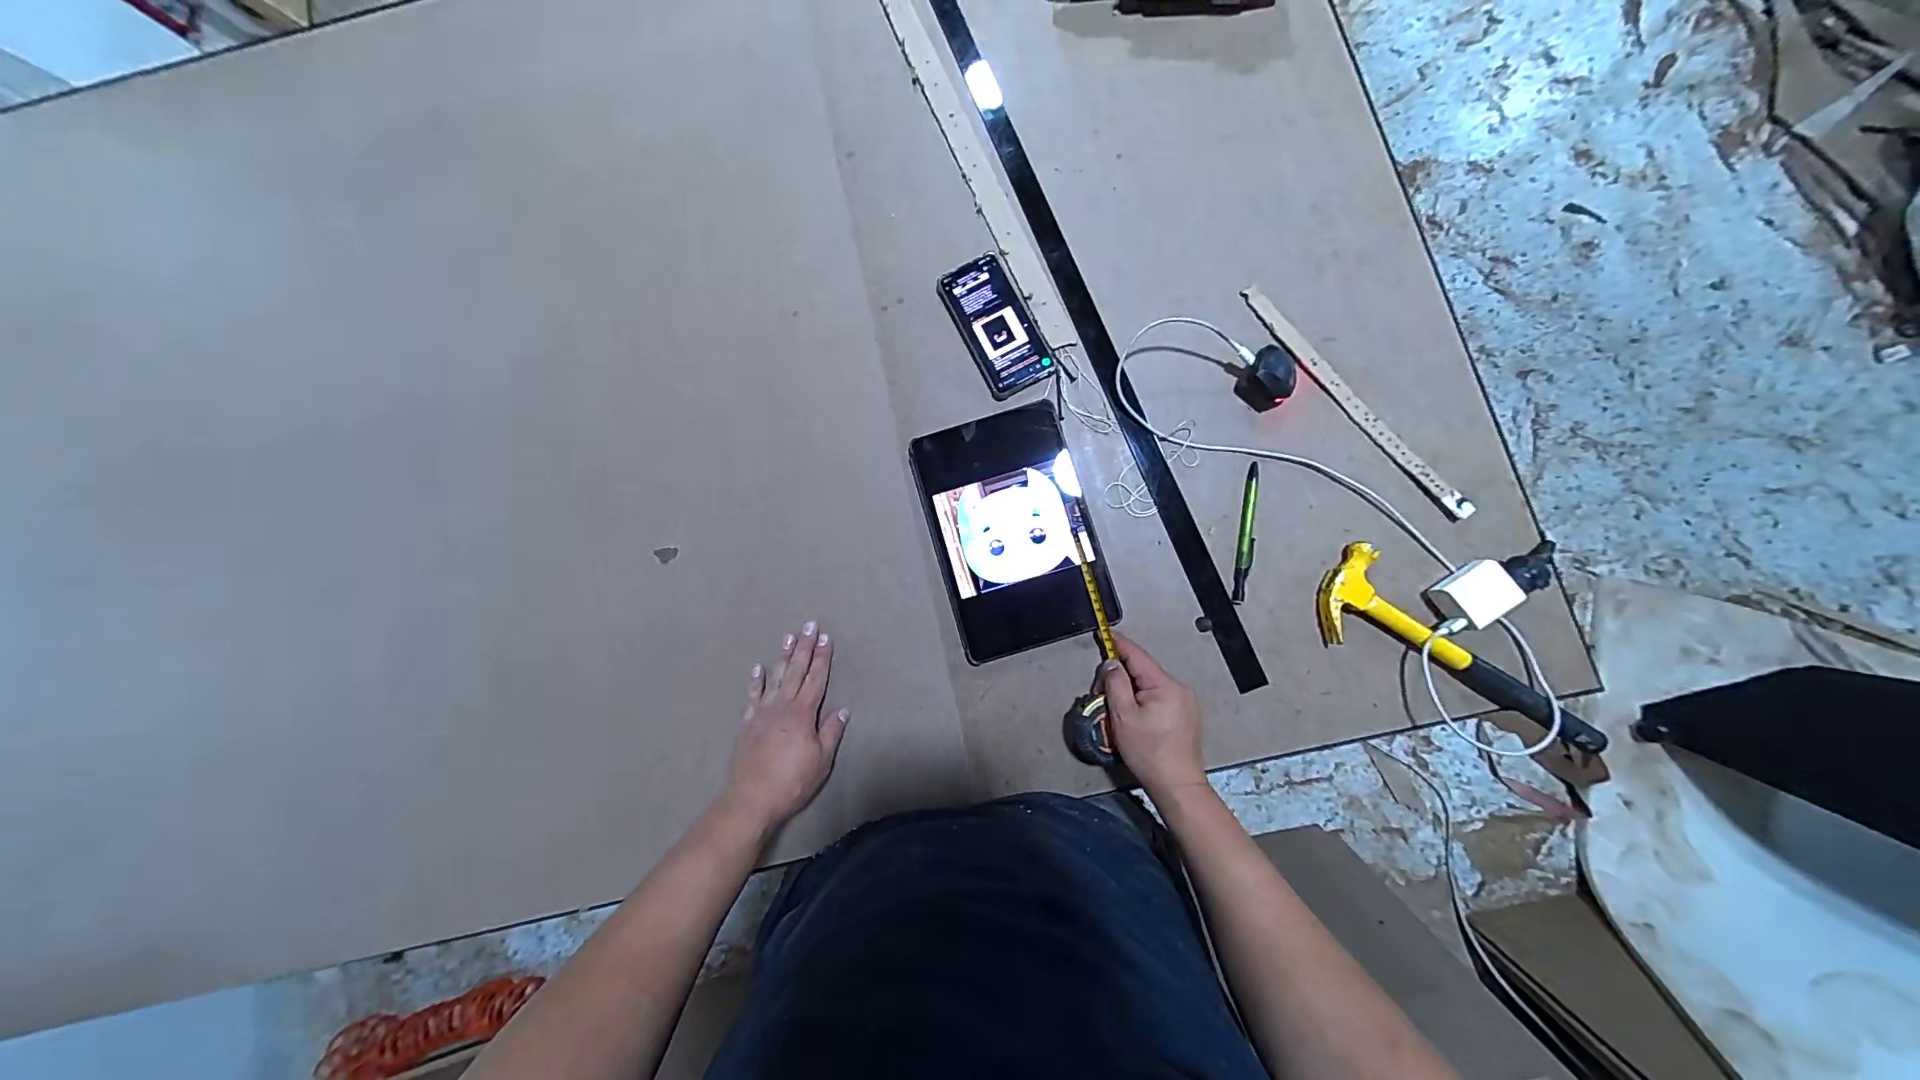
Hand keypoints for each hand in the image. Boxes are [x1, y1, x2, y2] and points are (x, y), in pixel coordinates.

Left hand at [720, 621, 849, 832]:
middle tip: (809, 625)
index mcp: (803, 714)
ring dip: (783, 656)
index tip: (826, 638)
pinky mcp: (748, 724)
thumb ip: (831, 732)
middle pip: (797, 671)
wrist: (752, 798)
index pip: (817, 679)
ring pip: (775, 677)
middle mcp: (782, 706)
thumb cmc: (793, 781)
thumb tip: (841, 710)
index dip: (823, 658)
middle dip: (805, 647)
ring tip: (789, 637)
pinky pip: (753, 696)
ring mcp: (762, 713)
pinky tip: (759, 667)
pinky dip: (757, 681)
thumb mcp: (822, 760)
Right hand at [1102, 631, 1204, 796]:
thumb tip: (1111, 664)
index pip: (1137, 656)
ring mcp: (1185, 702)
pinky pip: (1160, 697)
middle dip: (1121, 676)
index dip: (1118, 644)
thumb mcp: (1123, 716)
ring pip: (1150, 685)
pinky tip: (1136, 719)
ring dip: (1132, 690)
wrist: (1177, 784)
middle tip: (1104, 692)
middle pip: (1143, 671)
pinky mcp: (1186, 714)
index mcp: (1165, 686)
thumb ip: (1115, 684)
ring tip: (1121, 712)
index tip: (1105, 634)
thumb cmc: (1151, 755)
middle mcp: (1179, 689)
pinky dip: (1144, 700)